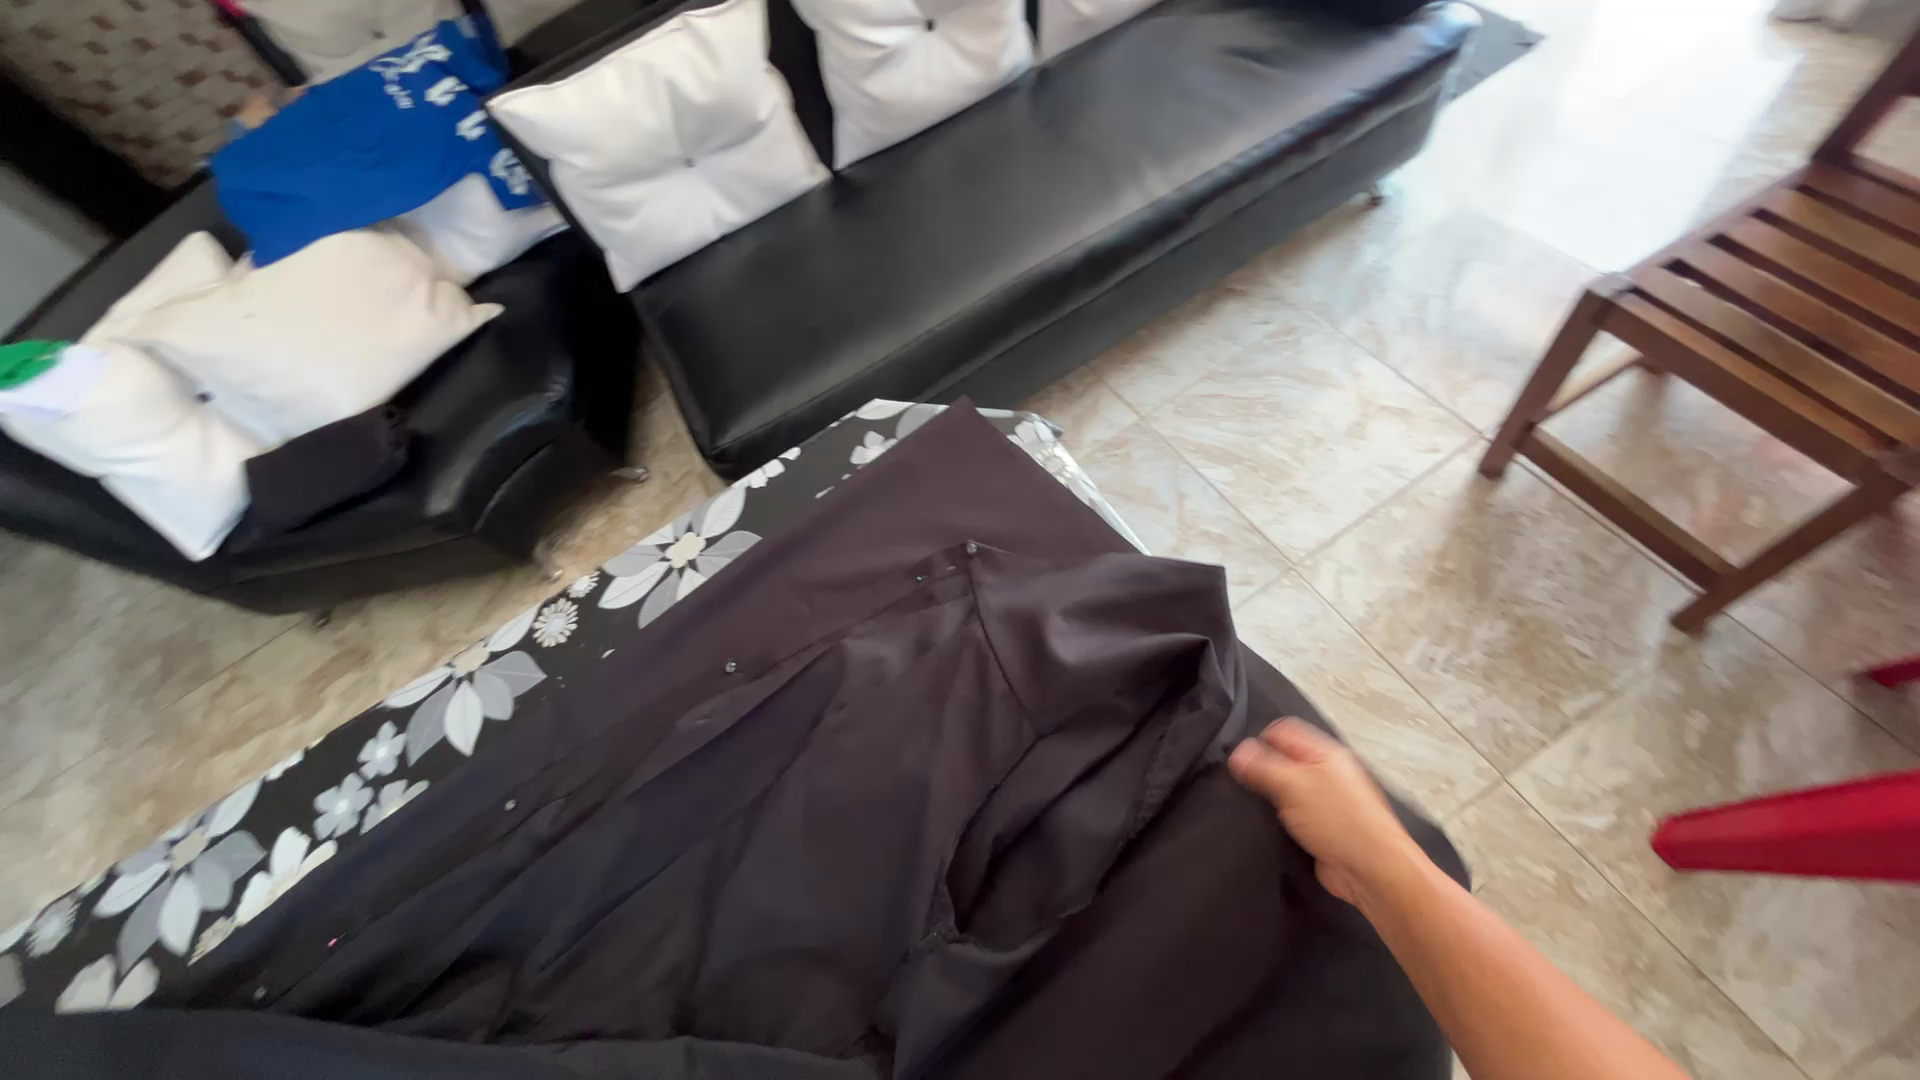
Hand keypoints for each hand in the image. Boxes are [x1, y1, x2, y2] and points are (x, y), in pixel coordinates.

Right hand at [1227, 718, 1428, 906]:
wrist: (1371, 872)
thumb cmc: (1340, 822)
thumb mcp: (1293, 786)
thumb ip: (1262, 766)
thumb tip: (1237, 753)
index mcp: (1324, 752)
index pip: (1282, 731)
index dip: (1258, 740)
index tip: (1238, 760)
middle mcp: (1325, 772)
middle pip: (1282, 758)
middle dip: (1260, 768)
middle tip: (1239, 781)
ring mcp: (1323, 800)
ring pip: (1284, 786)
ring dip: (1268, 794)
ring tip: (1248, 802)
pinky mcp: (1319, 826)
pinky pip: (1289, 812)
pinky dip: (1276, 815)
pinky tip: (1264, 822)